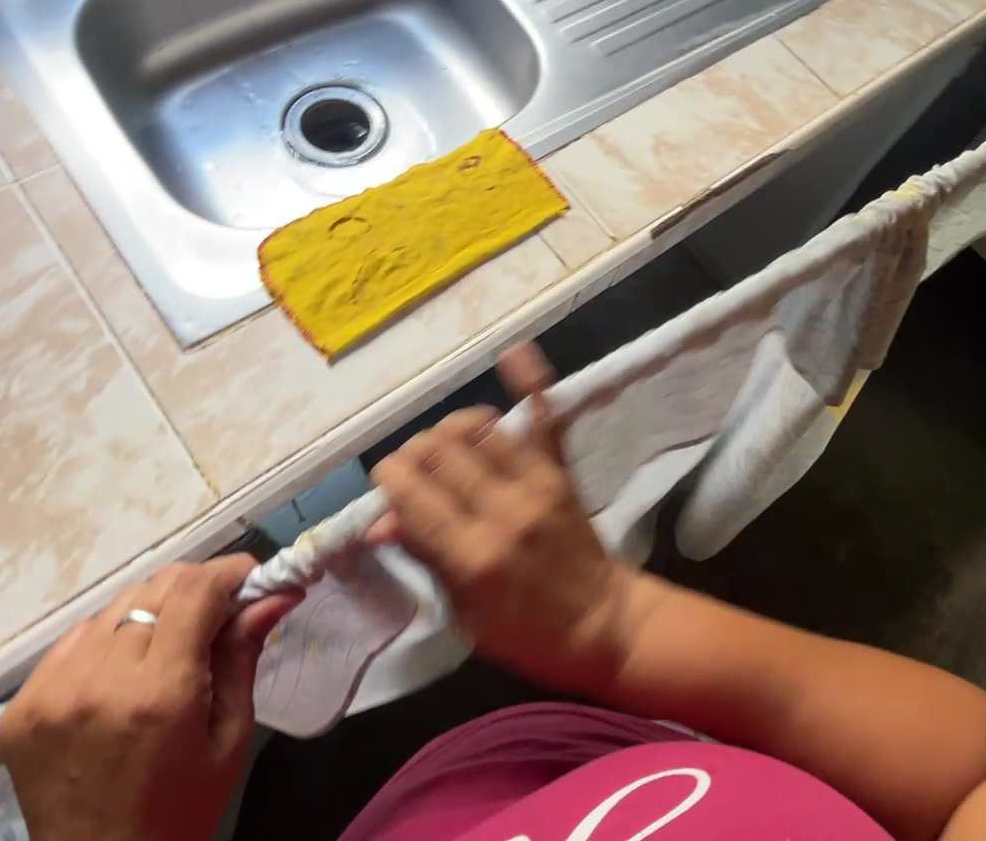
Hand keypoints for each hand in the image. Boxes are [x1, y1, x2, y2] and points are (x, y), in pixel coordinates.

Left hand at [0, 556, 302, 840]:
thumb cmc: (182, 807)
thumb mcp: (231, 733)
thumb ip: (245, 653)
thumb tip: (281, 591)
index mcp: (159, 693)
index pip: (196, 589)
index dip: (232, 571)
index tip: (254, 580)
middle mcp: (99, 681)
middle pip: (157, 586)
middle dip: (199, 588)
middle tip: (220, 616)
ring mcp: (51, 692)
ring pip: (118, 605)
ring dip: (155, 611)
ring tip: (171, 647)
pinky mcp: (22, 705)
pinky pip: (77, 637)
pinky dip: (111, 638)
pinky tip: (126, 670)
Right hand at [367, 344, 641, 692]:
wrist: (606, 625)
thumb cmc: (527, 634)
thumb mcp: (465, 615)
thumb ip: (425, 558)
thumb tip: (379, 521)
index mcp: (473, 555)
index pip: (411, 493)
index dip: (388, 478)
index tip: (386, 482)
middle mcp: (503, 510)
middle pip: (439, 451)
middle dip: (413, 453)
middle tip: (413, 469)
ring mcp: (538, 484)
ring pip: (478, 428)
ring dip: (450, 429)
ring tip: (444, 445)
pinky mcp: (563, 472)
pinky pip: (546, 417)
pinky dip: (531, 381)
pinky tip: (512, 351)